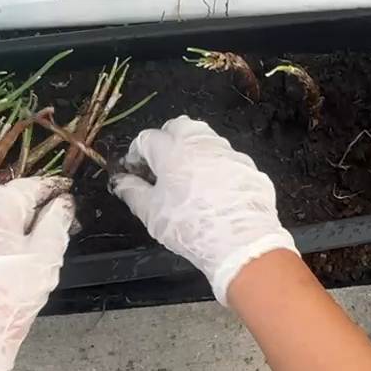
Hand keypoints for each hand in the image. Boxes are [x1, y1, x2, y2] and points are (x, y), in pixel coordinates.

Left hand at [0, 175, 72, 370]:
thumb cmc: (12, 294)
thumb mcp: (46, 256)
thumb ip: (56, 223)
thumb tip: (62, 203)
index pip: (25, 186)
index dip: (48, 186)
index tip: (64, 189)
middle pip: (3, 204)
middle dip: (28, 208)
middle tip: (51, 218)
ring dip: (7, 228)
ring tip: (27, 244)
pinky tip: (0, 266)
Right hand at [110, 116, 296, 305]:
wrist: (240, 242)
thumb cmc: (189, 225)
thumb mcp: (150, 212)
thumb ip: (132, 191)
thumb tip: (121, 182)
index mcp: (171, 149)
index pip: (145, 139)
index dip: (136, 155)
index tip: (134, 173)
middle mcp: (201, 142)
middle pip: (178, 128)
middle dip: (165, 142)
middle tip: (161, 169)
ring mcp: (228, 152)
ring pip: (205, 140)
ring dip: (192, 153)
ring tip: (187, 180)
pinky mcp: (249, 167)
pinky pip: (226, 161)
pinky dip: (216, 169)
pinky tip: (214, 192)